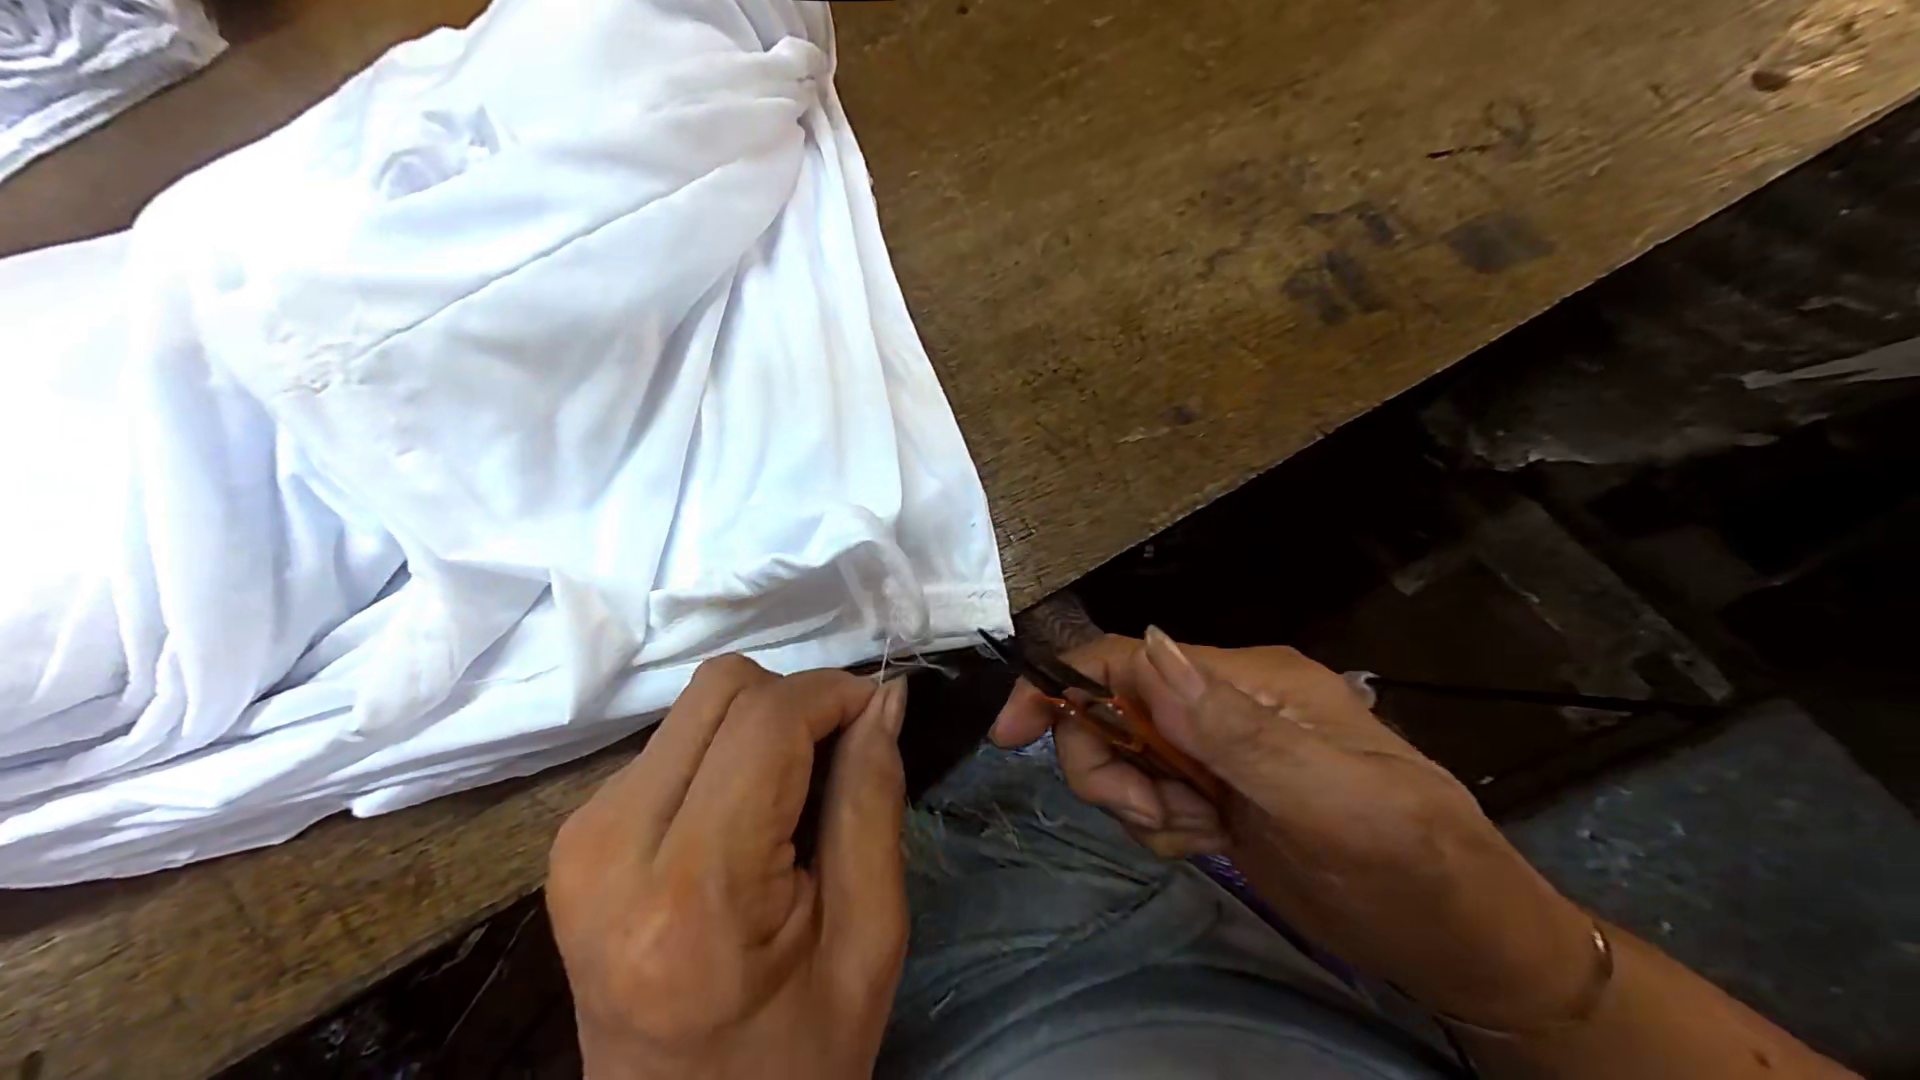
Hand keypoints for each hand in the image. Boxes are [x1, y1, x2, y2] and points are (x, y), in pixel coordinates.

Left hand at [548, 656, 909, 1079]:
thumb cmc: (795, 1052)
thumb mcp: (869, 936)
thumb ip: (872, 800)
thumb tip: (884, 696)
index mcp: (692, 891)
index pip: (765, 720)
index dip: (833, 693)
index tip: (877, 711)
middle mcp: (611, 846)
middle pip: (720, 691)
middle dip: (796, 701)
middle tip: (838, 754)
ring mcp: (581, 838)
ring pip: (695, 706)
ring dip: (761, 724)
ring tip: (793, 792)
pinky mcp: (575, 836)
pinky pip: (671, 741)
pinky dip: (727, 750)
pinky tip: (747, 809)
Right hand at [992, 629, 1599, 1033]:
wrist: (1462, 943)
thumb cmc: (1413, 866)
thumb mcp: (1333, 801)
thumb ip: (1237, 727)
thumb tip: (1148, 646)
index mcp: (1247, 679)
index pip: (1128, 659)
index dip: (1061, 685)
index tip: (1013, 734)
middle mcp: (1223, 701)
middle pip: (1111, 709)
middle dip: (1109, 765)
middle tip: (1159, 819)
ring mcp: (1215, 748)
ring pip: (1122, 754)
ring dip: (1134, 800)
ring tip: (1195, 835)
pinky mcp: (1212, 790)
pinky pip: (1146, 793)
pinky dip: (1154, 823)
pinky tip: (1204, 842)